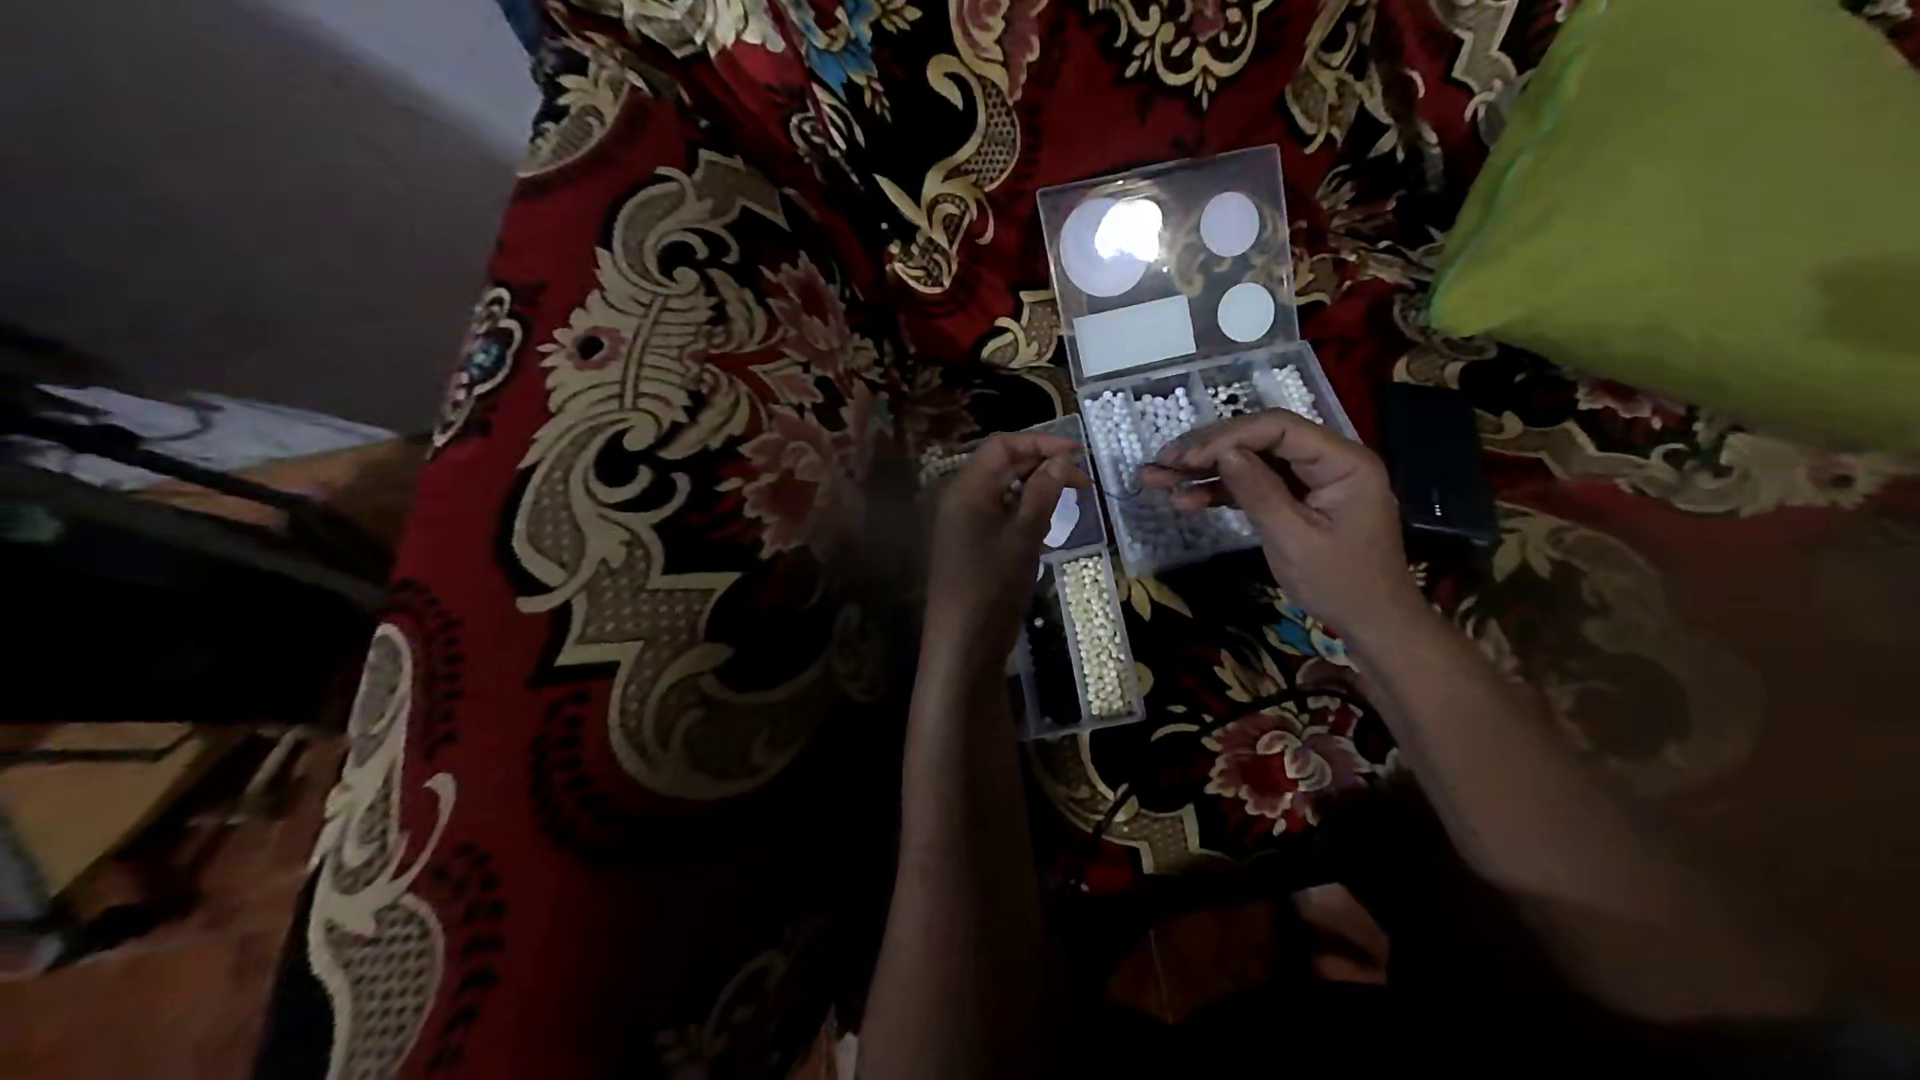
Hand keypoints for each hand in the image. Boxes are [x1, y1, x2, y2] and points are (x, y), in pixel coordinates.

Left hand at [925, 433, 1090, 669]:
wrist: (963, 640)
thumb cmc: (993, 584)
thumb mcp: (1025, 535)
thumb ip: (1043, 492)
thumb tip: (1064, 459)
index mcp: (967, 488)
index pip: (1003, 445)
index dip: (1041, 442)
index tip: (1079, 454)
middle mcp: (962, 497)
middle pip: (1003, 465)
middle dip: (1042, 465)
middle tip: (1082, 480)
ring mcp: (965, 521)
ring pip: (1004, 489)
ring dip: (1036, 488)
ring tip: (1071, 498)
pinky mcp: (972, 542)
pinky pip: (1000, 513)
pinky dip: (1025, 510)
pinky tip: (1048, 522)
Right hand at [1143, 409, 1421, 635]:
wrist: (1370, 621)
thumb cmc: (1341, 583)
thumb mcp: (1295, 540)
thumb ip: (1260, 492)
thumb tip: (1223, 453)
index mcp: (1342, 461)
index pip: (1279, 428)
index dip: (1228, 437)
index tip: (1186, 458)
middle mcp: (1327, 459)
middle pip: (1258, 439)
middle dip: (1207, 450)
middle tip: (1161, 463)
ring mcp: (1308, 478)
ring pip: (1248, 461)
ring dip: (1203, 471)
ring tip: (1156, 478)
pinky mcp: (1293, 498)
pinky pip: (1251, 484)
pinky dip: (1218, 492)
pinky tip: (1184, 500)